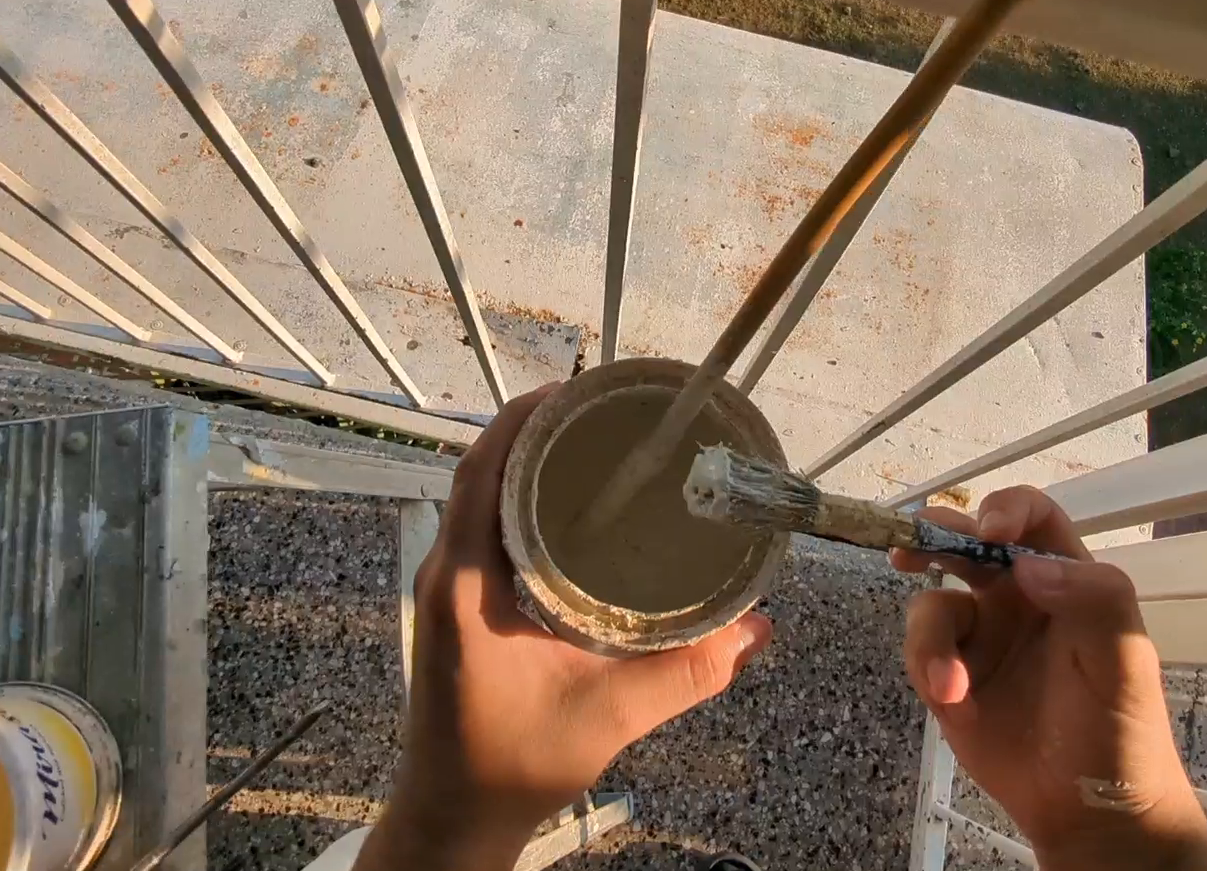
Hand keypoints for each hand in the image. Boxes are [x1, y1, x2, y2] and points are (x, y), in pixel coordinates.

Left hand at [357, 384, 773, 870]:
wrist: (456, 813)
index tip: (568, 393)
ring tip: (589, 438)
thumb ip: (683, 674)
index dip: (516, 424)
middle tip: (597, 410)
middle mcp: (450, 571)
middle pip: (480, 471)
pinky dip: (521, 491)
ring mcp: (452, 582)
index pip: (478, 476)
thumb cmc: (514, 766)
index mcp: (466, 587)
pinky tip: (571, 497)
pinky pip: (486, 519)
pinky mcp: (464, 594)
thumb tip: (756, 628)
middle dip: (531, 429)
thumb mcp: (605, 720)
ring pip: (481, 493)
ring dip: (525, 457)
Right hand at [893, 487, 1206, 870]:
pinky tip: (951, 702)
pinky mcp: (947, 670)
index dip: (1005, 508)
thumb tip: (1025, 565)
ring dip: (929, 638)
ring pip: (930, 600)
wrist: (1090, 814)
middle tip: (908, 550)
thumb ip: (1093, 598)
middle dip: (930, 536)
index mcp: (1061, 577)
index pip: (1032, 515)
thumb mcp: (1123, 661)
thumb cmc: (1120, 727)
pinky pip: (918, 648)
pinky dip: (926, 669)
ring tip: (947, 686)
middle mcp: (1013, 593)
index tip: (988, 532)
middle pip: (962, 539)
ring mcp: (977, 632)